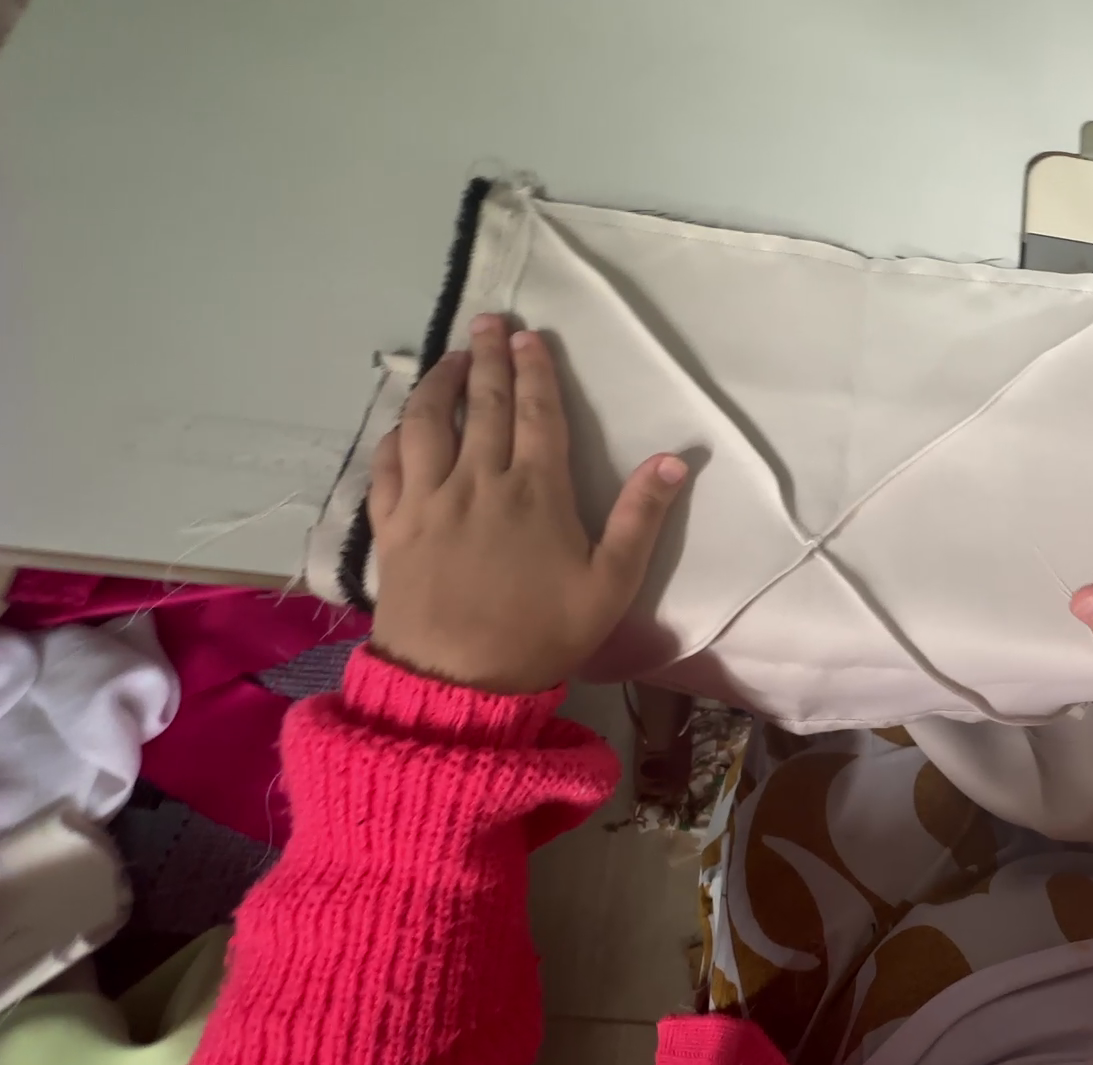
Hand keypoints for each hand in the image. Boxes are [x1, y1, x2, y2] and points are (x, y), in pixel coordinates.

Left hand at [368, 314, 688, 693]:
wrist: (458, 684)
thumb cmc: (545, 630)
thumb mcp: (613, 581)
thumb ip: (642, 517)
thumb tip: (673, 459)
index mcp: (534, 492)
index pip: (536, 415)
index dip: (536, 372)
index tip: (533, 337)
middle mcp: (477, 482)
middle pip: (480, 405)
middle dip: (487, 357)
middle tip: (489, 321)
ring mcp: (427, 501)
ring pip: (426, 423)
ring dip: (438, 383)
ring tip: (449, 357)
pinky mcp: (393, 526)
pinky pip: (388, 465)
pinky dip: (396, 434)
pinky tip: (404, 423)